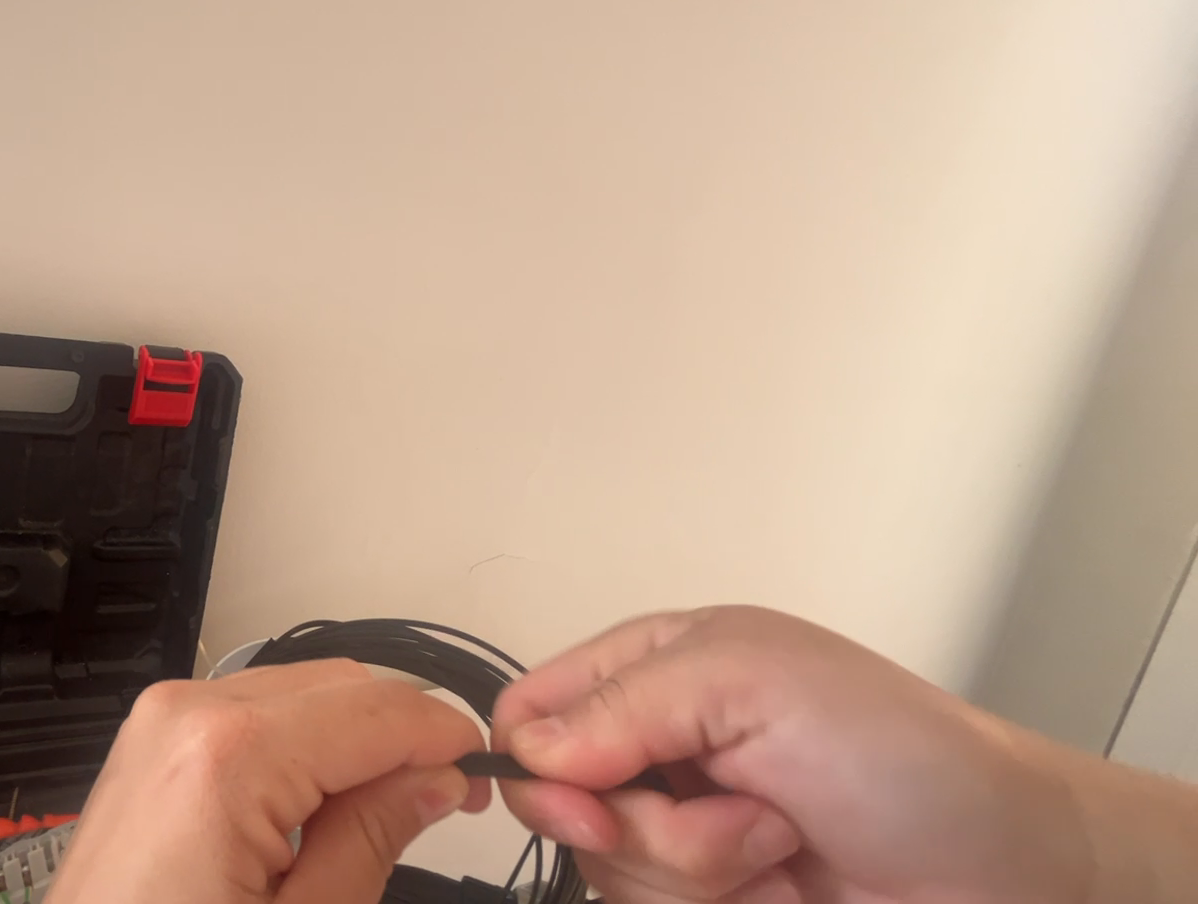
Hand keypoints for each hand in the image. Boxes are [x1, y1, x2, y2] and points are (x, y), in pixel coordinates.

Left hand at [51, 658, 489, 903]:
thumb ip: (369, 840)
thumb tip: (433, 779)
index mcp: (227, 753)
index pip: (370, 709)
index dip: (440, 734)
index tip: (481, 769)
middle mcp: (189, 708)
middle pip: (337, 683)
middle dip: (399, 729)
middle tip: (445, 792)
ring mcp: (165, 714)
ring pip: (299, 688)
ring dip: (353, 732)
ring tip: (385, 802)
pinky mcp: (157, 732)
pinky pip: (255, 707)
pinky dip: (303, 737)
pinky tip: (321, 793)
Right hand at [491, 606, 1098, 902]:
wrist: (1026, 874)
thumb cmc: (885, 747)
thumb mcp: (746, 684)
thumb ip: (624, 704)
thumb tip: (525, 751)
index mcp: (641, 670)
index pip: (531, 706)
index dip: (530, 757)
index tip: (584, 807)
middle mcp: (644, 744)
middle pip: (557, 798)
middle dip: (632, 826)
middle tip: (715, 827)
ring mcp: (673, 822)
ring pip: (605, 866)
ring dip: (690, 867)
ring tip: (775, 840)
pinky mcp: (706, 891)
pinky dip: (710, 900)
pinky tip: (777, 877)